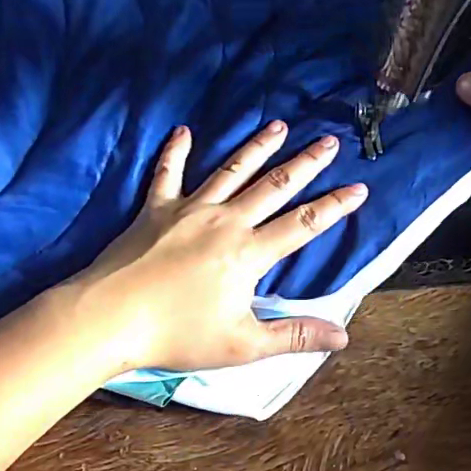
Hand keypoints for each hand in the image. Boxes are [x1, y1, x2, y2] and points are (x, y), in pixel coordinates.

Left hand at [63, 121, 367, 373]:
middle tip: (329, 141)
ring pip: (231, 171)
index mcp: (248, 254)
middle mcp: (224, 222)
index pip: (303, 225)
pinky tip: (183, 132)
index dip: (334, 207)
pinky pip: (168, 174)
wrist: (111, 318)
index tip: (358, 188)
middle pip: (274, 187)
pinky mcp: (155, 210)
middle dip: (305, 164)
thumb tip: (341, 337)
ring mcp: (188, 211)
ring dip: (256, 148)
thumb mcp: (242, 344)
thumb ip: (293, 336)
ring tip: (278, 125)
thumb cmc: (177, 335)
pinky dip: (176, 152)